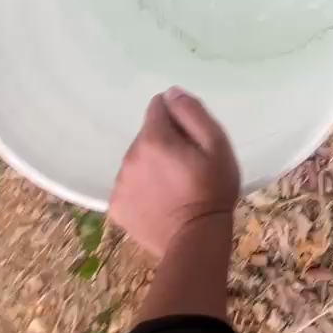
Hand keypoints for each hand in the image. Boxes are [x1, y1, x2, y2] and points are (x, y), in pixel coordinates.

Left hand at [109, 88, 239, 256]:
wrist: (195, 239)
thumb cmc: (213, 187)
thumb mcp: (216, 143)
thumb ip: (192, 112)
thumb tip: (170, 93)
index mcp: (153, 139)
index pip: (158, 106)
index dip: (177, 116)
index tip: (191, 136)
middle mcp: (129, 157)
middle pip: (147, 134)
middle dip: (165, 141)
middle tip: (187, 162)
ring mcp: (119, 184)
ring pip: (137, 159)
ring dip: (152, 163)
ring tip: (175, 183)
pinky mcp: (116, 207)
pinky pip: (129, 183)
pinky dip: (142, 186)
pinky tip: (160, 199)